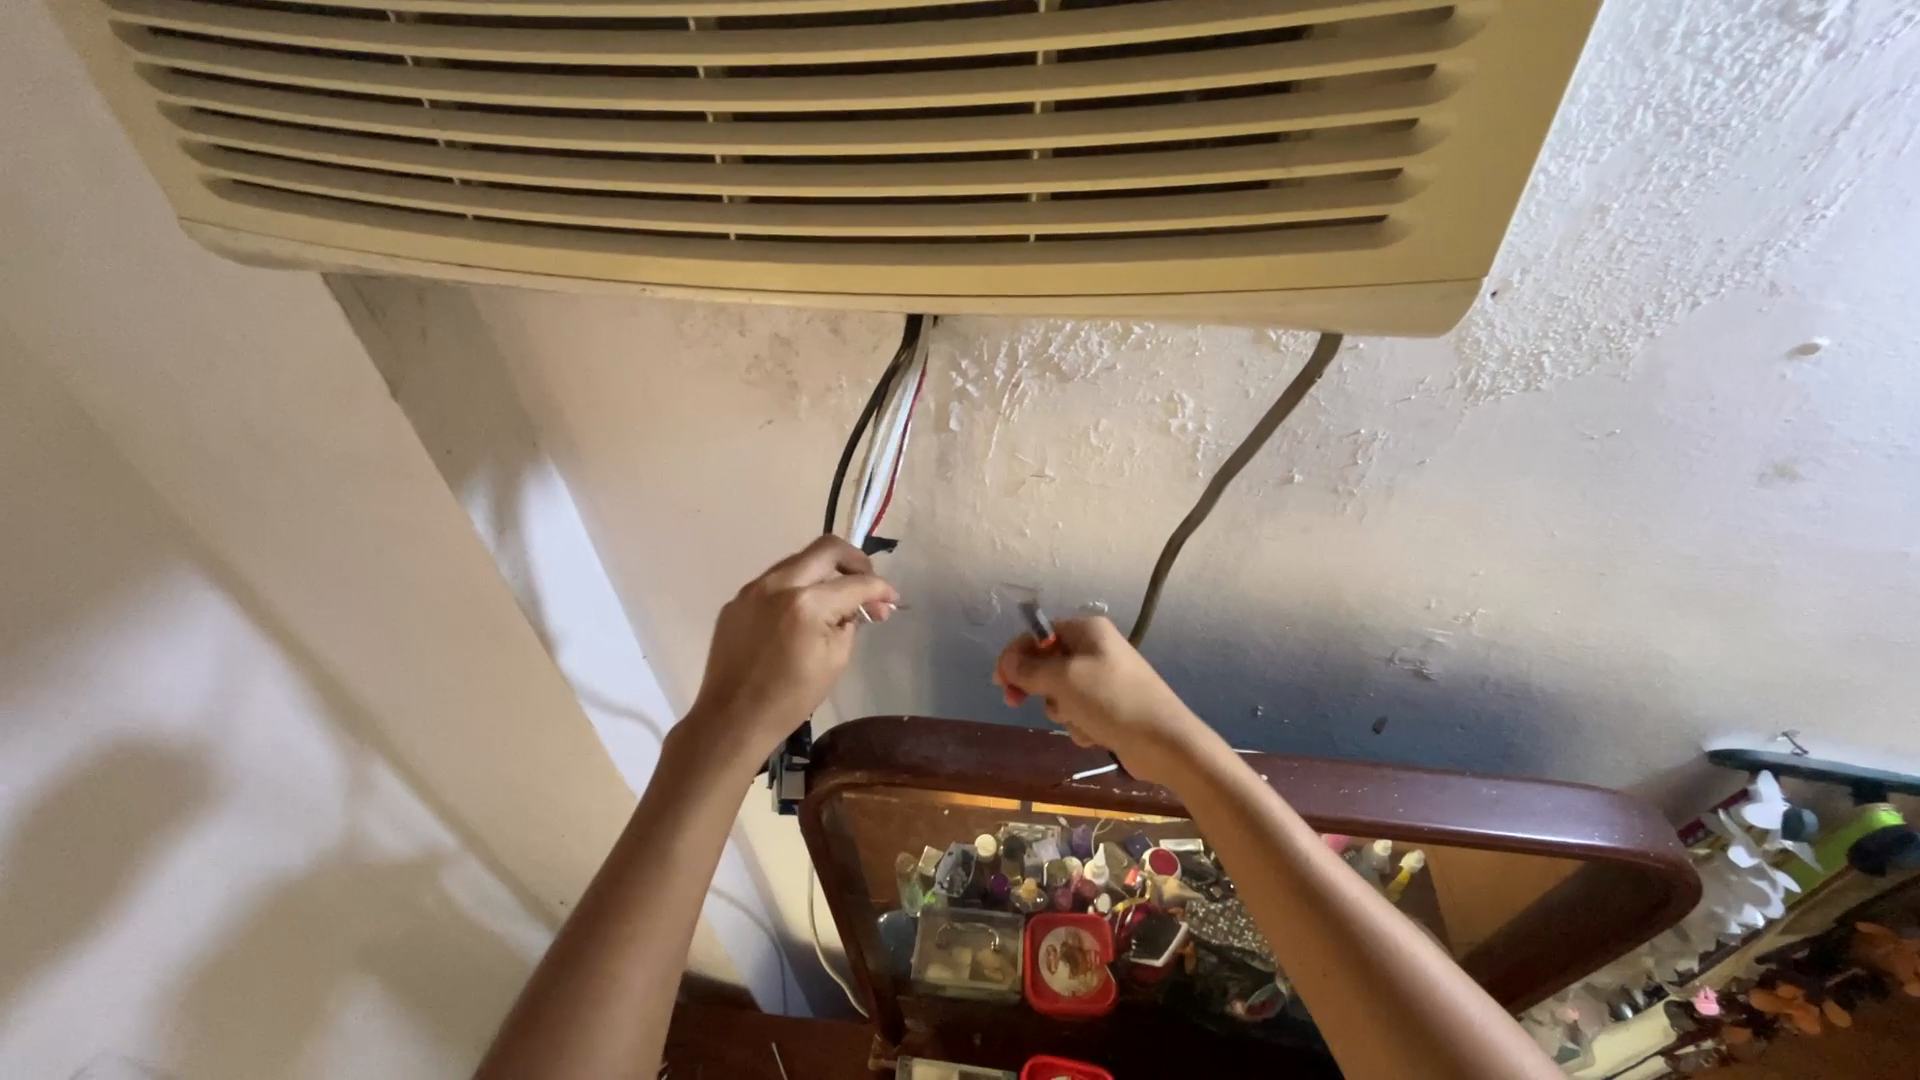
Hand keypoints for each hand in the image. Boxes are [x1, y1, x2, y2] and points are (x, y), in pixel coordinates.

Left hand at [684, 535, 896, 767]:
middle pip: (826, 548)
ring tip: (837, 598)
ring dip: (824, 571)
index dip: (880, 589)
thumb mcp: (835, 660)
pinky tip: (803, 613)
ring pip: (798, 560)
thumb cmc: (791, 698)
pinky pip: (775, 581)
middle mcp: (777, 584)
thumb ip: (851, 622)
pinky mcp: (737, 600)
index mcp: (807, 603)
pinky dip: (797, 587)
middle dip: (855, 561)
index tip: (891, 599)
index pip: (856, 583)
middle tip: (867, 582)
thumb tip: (863, 605)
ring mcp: (752, 589)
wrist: (733, 719)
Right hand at [992, 616, 1215, 786]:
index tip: (1000, 681)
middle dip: (1039, 687)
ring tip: (1078, 720)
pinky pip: (1079, 712)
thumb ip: (1029, 669)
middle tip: (1018, 702)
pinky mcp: (1111, 707)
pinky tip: (1093, 734)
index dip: (1016, 655)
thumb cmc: (1112, 700)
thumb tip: (1006, 662)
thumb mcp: (1063, 680)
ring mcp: (1105, 679)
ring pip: (1061, 693)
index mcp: (1088, 631)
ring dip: (1062, 711)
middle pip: (1048, 663)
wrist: (1164, 742)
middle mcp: (1096, 649)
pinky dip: (1079, 724)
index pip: (1039, 634)